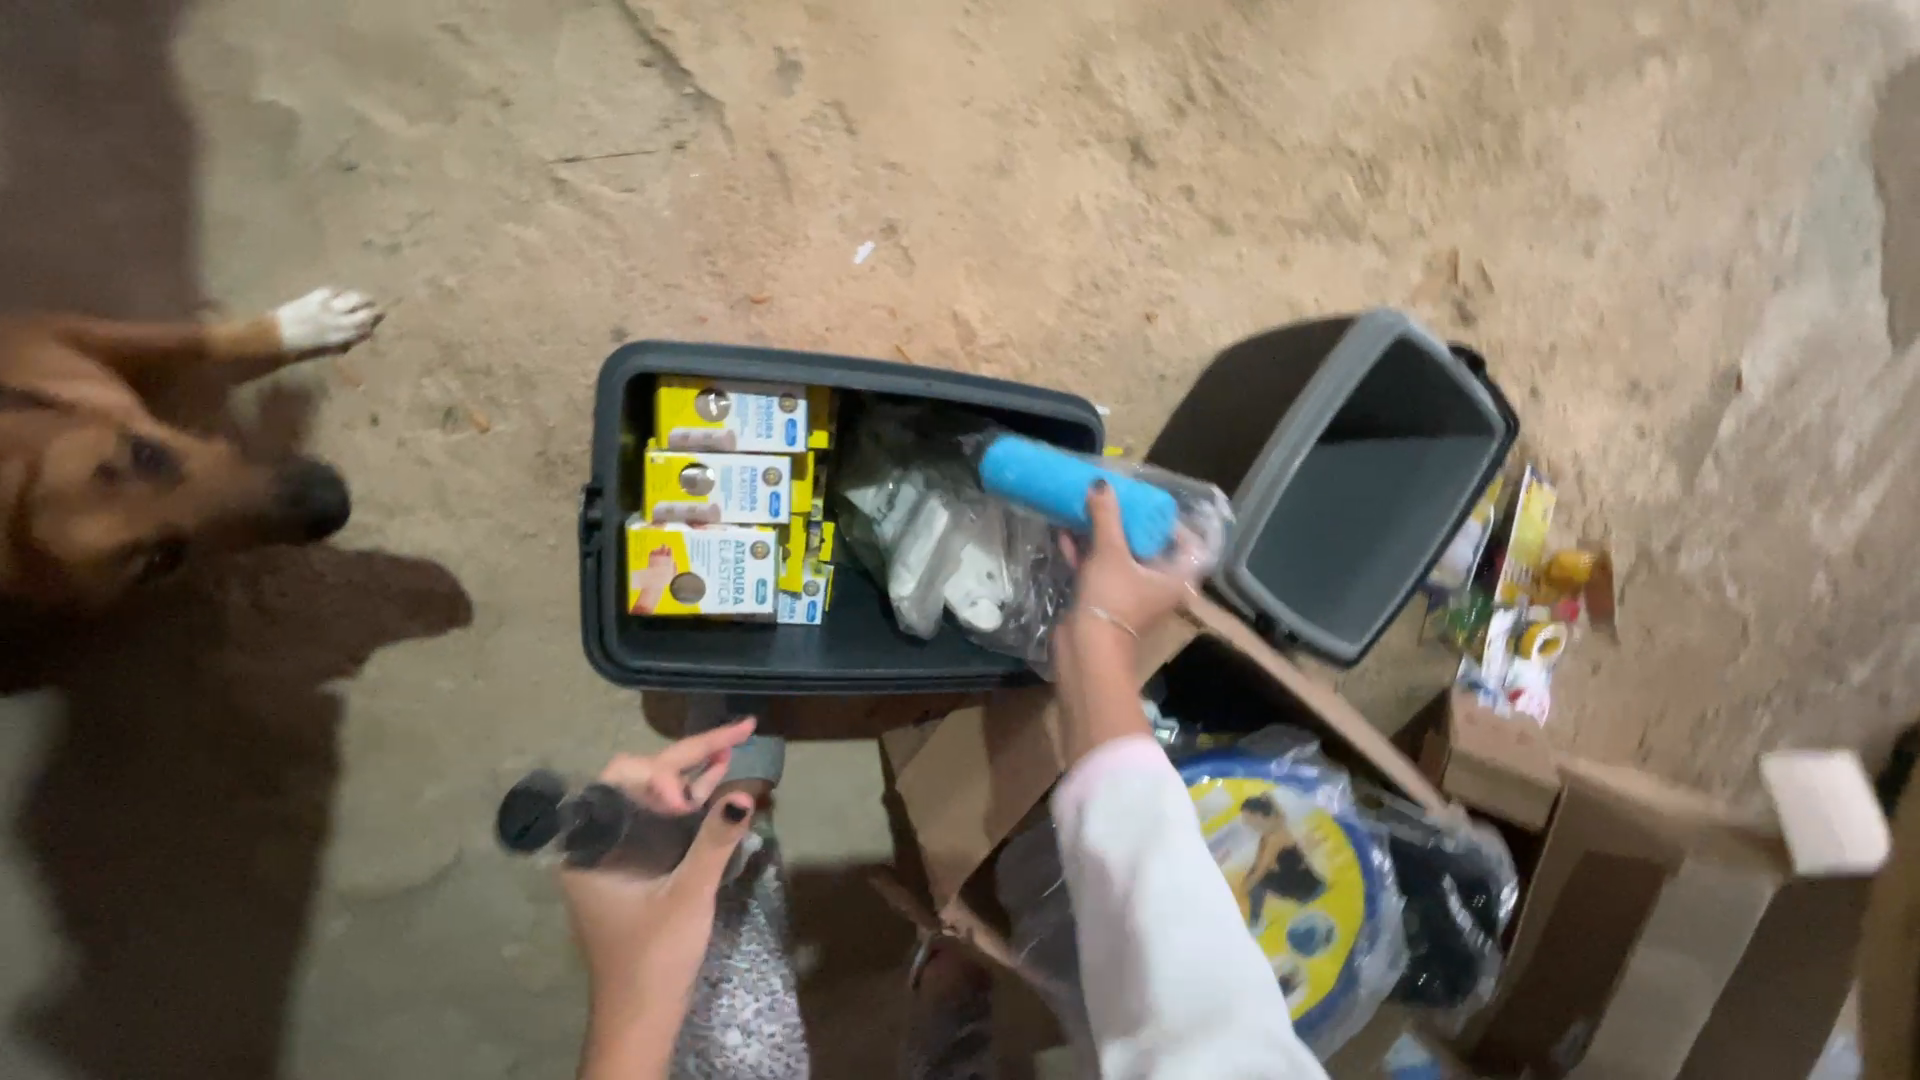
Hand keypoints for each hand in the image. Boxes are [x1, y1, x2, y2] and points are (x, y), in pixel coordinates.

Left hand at [560, 721, 758, 1073]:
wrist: (643, 1017)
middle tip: (739, 730)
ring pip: (659, 793)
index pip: (620, 779)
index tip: (687, 802)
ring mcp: (625, 850)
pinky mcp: (646, 862)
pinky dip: (696, 796)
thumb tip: (743, 794)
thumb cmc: (652, 961)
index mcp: (590, 846)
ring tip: (736, 742)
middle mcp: (602, 840)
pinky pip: (668, 816)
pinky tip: (723, 778)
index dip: (659, 774)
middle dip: (691, 753)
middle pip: (644, 778)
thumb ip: (713, 843)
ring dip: (697, 768)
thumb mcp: (687, 898)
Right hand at [1059, 481, 1195, 640]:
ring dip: (1103, 535)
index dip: (1174, 523)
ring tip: (1087, 508)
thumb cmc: (1112, 598)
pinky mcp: (1106, 600)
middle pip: (1150, 547)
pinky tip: (1065, 531)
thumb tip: (1101, 483)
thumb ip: (1106, 517)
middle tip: (1117, 499)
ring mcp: (1131, 593)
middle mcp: (1158, 585)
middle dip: (1131, 523)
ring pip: (1120, 557)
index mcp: (1176, 577)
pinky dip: (1086, 552)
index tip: (1152, 505)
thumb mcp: (1110, 552)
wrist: (1086, 648)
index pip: (1190, 544)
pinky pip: (1100, 569)